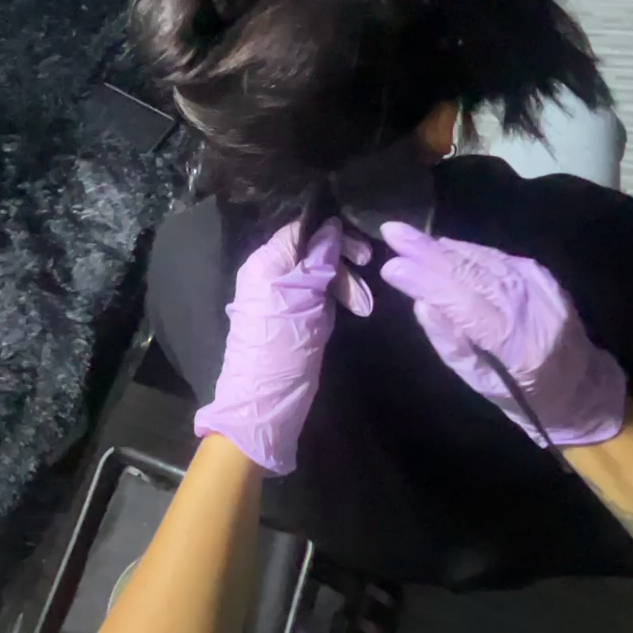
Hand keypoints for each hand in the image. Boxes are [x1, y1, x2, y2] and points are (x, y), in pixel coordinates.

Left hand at [194, 219, 371, 473]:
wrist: (264, 407)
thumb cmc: (283, 350)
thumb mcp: (305, 300)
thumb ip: (317, 261)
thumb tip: (329, 226)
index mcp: (265, 263)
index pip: (299, 230)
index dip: (331, 232)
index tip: (361, 249)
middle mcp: (267, 272)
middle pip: (310, 249)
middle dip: (341, 260)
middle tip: (369, 272)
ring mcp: (277, 295)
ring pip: (315, 272)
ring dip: (343, 283)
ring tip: (364, 307)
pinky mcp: (288, 315)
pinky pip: (313, 293)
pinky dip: (333, 299)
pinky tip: (351, 311)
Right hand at [378, 222, 626, 446]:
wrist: (582, 386)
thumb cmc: (523, 394)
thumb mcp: (480, 382)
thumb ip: (450, 343)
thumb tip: (421, 304)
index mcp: (515, 344)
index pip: (462, 304)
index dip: (425, 282)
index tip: (390, 267)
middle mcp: (530, 307)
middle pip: (470, 272)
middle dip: (426, 251)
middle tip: (391, 233)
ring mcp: (539, 285)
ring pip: (481, 258)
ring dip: (441, 247)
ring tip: (407, 237)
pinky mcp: (540, 273)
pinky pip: (493, 255)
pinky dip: (463, 250)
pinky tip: (440, 247)